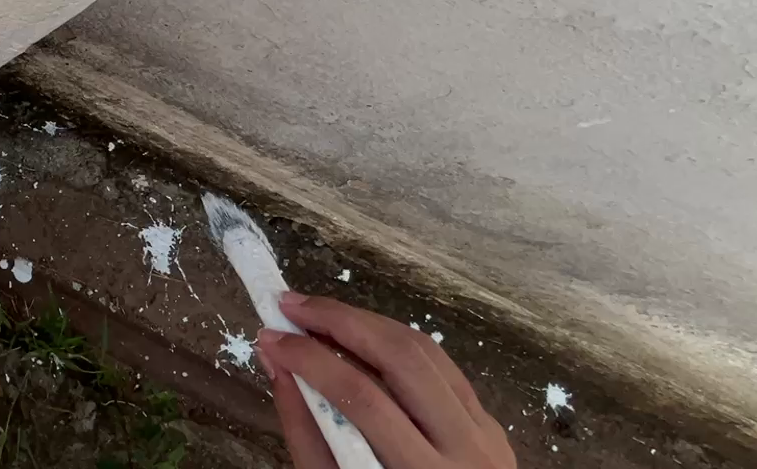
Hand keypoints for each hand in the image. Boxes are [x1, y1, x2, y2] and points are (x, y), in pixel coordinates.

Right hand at [257, 293, 515, 468]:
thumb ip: (302, 427)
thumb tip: (273, 356)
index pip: (363, 398)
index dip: (309, 359)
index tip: (267, 336)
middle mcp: (469, 451)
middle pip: (400, 358)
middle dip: (337, 320)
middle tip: (288, 304)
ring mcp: (486, 434)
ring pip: (422, 349)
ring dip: (361, 319)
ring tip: (314, 311)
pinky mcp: (489, 423)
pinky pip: (438, 363)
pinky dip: (390, 338)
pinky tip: (356, 333)